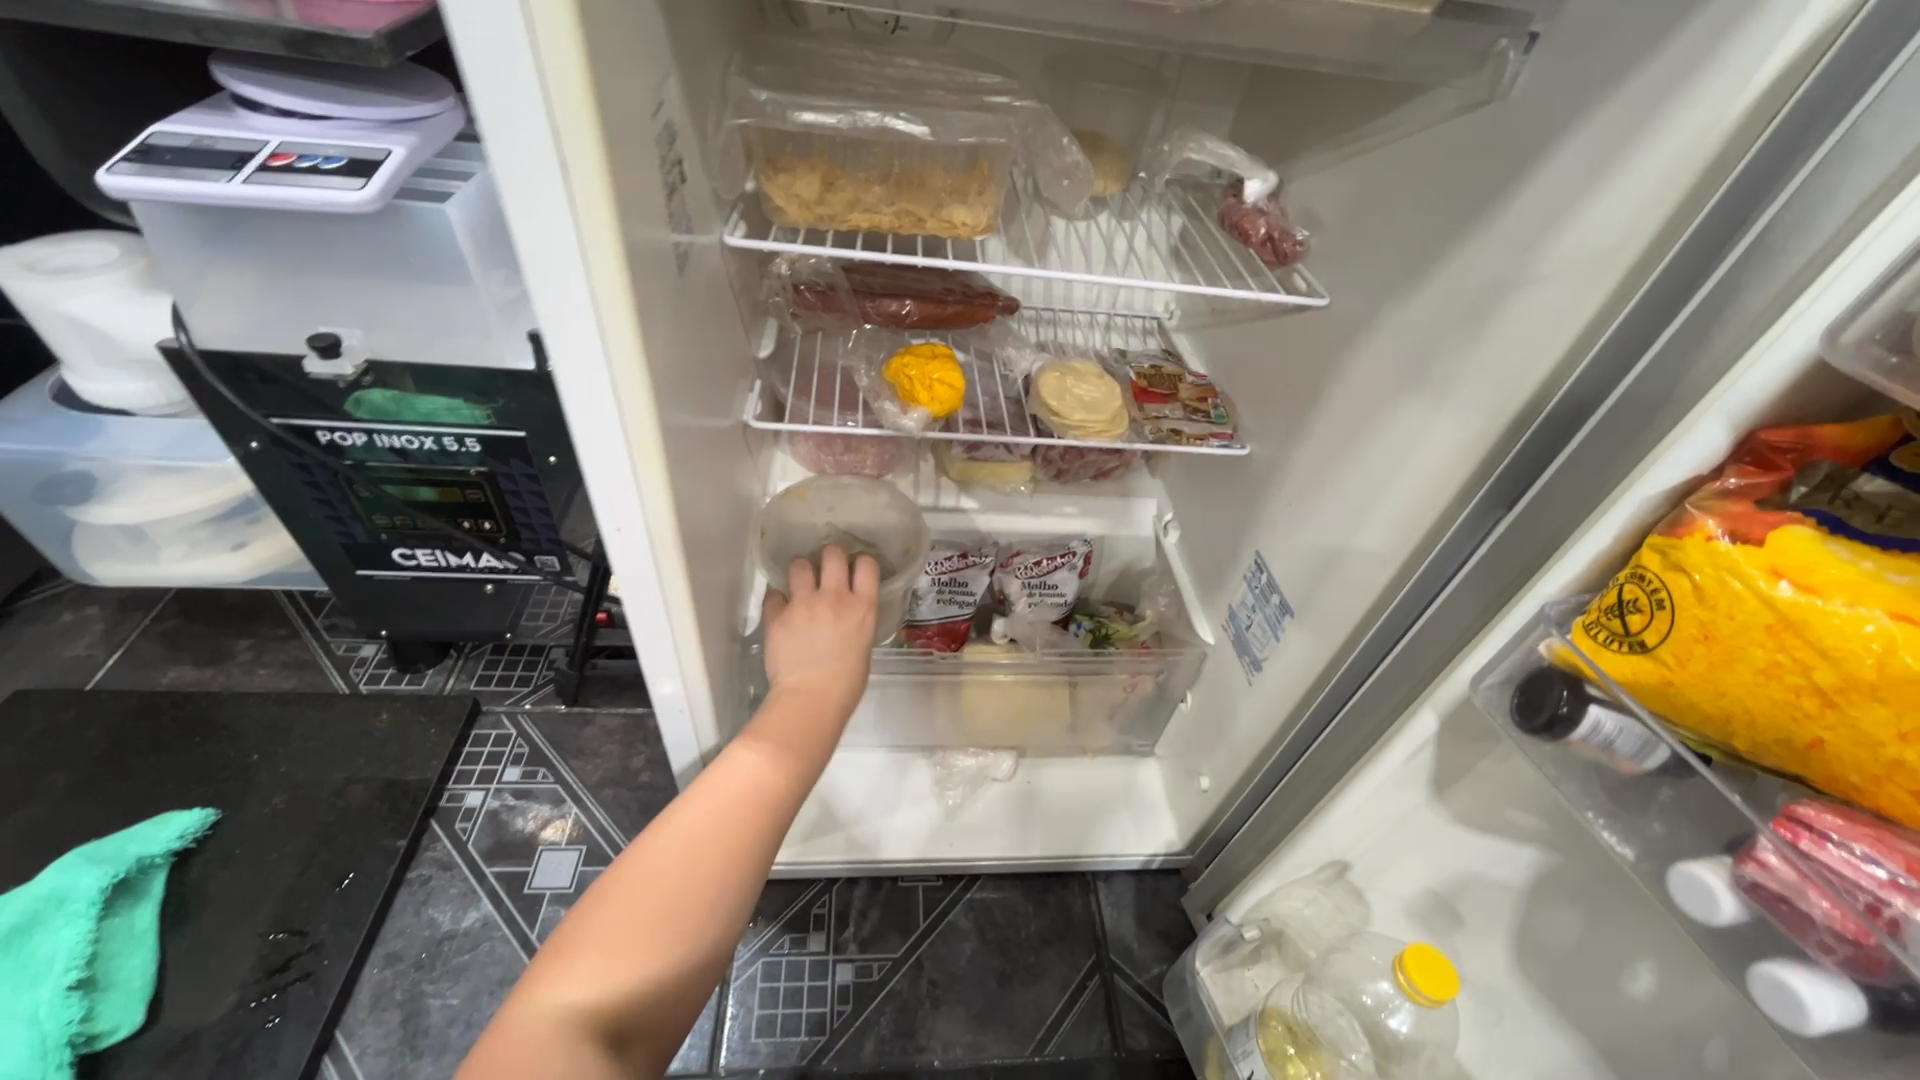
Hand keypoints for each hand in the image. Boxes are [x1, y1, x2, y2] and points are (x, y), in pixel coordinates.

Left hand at [762, 544, 879, 723]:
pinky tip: (779, 609)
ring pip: (799, 565)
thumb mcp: (863, 647)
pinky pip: (773, 594)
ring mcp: (804, 603)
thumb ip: (856, 623)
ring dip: (800, 570)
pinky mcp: (778, 615)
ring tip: (799, 581)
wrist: (811, 699)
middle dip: (829, 555)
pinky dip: (776, 599)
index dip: (861, 562)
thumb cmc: (846, 684)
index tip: (856, 567)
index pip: (867, 565)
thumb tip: (845, 619)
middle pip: (833, 554)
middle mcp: (835, 597)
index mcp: (863, 607)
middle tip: (825, 566)